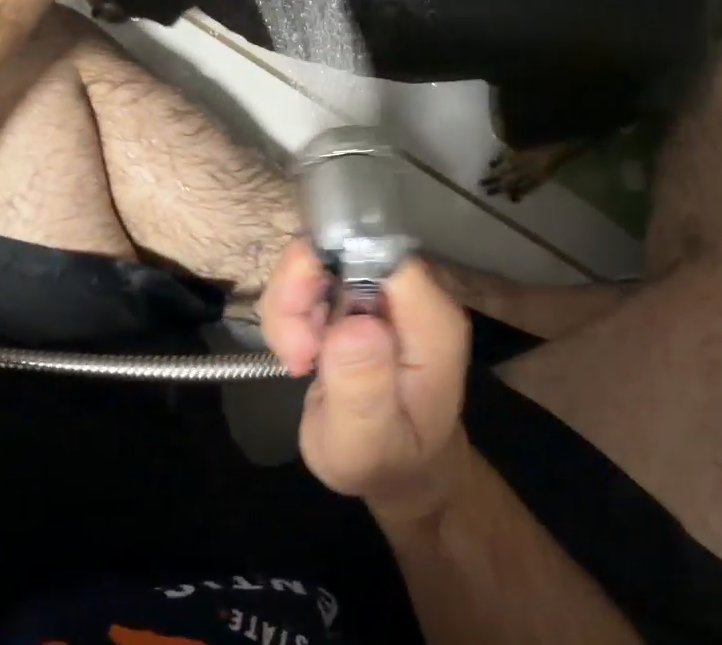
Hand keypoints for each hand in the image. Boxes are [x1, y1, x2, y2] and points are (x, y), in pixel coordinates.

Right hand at [260, 241, 472, 518]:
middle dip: (300, 291)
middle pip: (342, 249)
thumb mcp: (368, 441)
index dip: (333, 270)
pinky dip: (289, 312)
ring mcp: (383, 294)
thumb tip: (355, 323)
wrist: (398, 471)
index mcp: (431, 322)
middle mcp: (411, 297)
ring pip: (317, 260)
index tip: (306, 326)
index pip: (381, 256)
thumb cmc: (387, 462)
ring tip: (298, 360)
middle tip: (296, 352)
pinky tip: (301, 354)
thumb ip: (363, 386)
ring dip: (289, 306)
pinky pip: (309, 279)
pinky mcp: (357, 298)